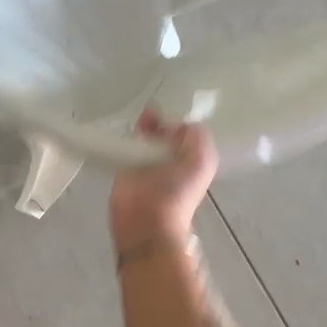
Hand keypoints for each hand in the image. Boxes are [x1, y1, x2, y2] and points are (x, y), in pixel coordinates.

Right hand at [110, 110, 219, 247]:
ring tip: (140, 117)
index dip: (179, 119)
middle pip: (165, 131)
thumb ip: (198, 138)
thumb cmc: (177, 192)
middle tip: (151, 111)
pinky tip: (127, 126)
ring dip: (143, 124)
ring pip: (146, 135)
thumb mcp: (201, 163)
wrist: (146, 219)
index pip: (186, 133)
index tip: (171, 108)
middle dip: (160, 119)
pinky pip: (127, 143)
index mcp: (191, 160)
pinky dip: (126, 133)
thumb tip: (181, 123)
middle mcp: (170, 160)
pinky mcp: (125, 165)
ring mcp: (147, 162)